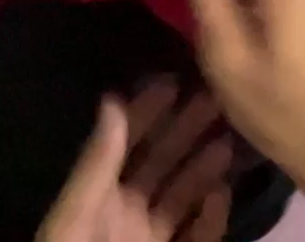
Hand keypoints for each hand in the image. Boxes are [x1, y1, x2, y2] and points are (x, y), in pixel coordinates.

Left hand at [37, 81, 232, 241]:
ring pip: (184, 197)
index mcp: (99, 200)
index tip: (175, 78)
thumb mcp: (74, 223)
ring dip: (204, 167)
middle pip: (162, 164)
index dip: (147, 110)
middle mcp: (127, 217)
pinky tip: (224, 193)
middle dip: (186, 129)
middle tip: (216, 97)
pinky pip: (198, 239)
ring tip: (230, 138)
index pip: (126, 143)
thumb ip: (95, 166)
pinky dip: (213, 218)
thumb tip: (113, 99)